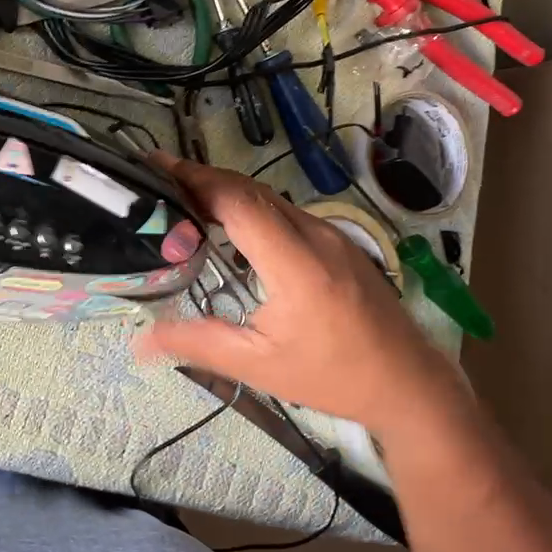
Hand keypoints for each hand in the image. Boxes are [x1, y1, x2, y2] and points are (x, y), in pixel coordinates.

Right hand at [134, 152, 464, 436]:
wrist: (411, 383)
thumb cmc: (334, 377)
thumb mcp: (260, 367)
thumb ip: (199, 345)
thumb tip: (140, 342)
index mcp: (296, 265)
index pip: (238, 203)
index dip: (194, 179)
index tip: (155, 167)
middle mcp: (315, 236)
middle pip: (249, 191)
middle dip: (200, 178)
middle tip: (155, 178)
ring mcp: (331, 235)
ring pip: (268, 198)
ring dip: (224, 190)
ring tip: (181, 196)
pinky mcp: (338, 241)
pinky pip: (285, 211)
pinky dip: (248, 207)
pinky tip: (227, 223)